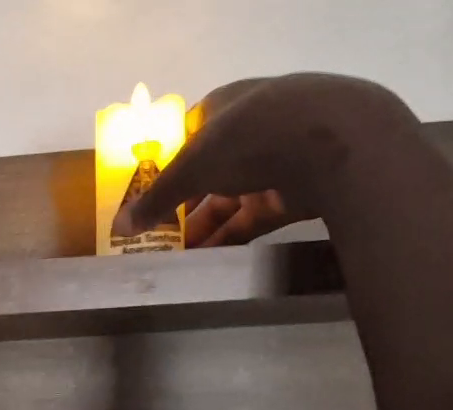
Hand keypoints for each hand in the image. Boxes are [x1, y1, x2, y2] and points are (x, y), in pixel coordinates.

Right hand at [113, 73, 417, 245]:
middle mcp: (251, 128)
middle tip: (156, 237)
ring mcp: (277, 159)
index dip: (166, 165)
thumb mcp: (192, 168)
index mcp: (225, 106)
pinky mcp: (296, 190)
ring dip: (204, 228)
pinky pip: (255, 219)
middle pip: (208, 172)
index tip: (146, 196)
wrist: (334, 143)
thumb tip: (118, 228)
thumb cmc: (251, 137)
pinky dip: (232, 238)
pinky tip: (209, 261)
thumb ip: (156, 200)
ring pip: (231, 198)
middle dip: (182, 206)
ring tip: (177, 259)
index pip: (188, 134)